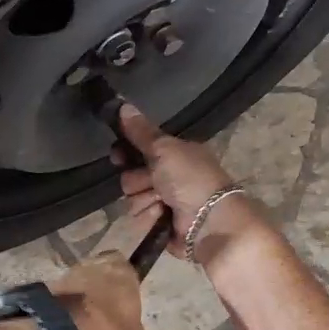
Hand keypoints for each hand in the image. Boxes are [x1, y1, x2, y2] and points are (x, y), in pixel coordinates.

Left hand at [48, 252, 155, 329]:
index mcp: (117, 271)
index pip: (125, 269)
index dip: (125, 292)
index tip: (125, 315)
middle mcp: (84, 267)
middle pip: (94, 284)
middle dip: (96, 306)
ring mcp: (53, 283)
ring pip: (70, 300)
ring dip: (73, 319)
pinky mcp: (28, 304)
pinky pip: (49, 318)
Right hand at [116, 104, 268, 261]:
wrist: (210, 221)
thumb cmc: (191, 178)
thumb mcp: (165, 148)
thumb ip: (141, 131)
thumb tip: (122, 103)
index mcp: (174, 154)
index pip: (137, 149)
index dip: (125, 153)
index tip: (118, 156)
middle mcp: (167, 177)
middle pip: (130, 176)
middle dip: (138, 180)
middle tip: (154, 182)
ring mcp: (163, 202)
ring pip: (131, 199)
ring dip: (144, 200)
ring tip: (162, 202)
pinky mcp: (159, 226)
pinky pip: (139, 219)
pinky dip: (150, 218)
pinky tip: (163, 217)